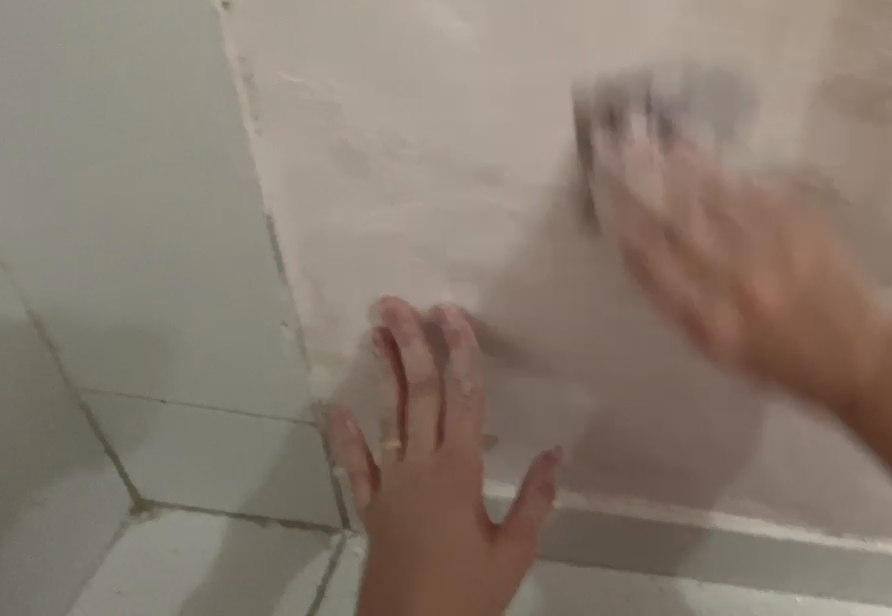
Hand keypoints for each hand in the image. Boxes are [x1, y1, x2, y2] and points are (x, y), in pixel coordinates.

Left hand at [327, 297, 561, 615]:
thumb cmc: (465, 596)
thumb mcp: (514, 552)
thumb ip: (536, 499)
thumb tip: (556, 450)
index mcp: (460, 470)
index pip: (463, 395)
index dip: (459, 350)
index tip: (450, 313)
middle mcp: (421, 466)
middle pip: (418, 393)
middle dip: (409, 346)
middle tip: (395, 304)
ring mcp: (390, 486)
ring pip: (388, 418)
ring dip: (382, 374)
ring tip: (373, 333)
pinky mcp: (371, 510)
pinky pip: (356, 466)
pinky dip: (345, 437)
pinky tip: (335, 408)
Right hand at [585, 112, 891, 412]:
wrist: (863, 357)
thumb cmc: (787, 365)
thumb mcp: (727, 354)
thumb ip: (686, 307)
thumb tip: (647, 251)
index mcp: (714, 326)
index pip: (655, 267)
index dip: (626, 226)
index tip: (605, 195)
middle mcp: (739, 287)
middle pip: (679, 224)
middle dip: (644, 184)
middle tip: (621, 150)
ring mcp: (774, 253)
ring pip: (715, 201)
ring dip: (680, 168)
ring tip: (655, 142)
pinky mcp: (802, 229)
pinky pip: (755, 194)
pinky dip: (725, 174)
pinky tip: (703, 156)